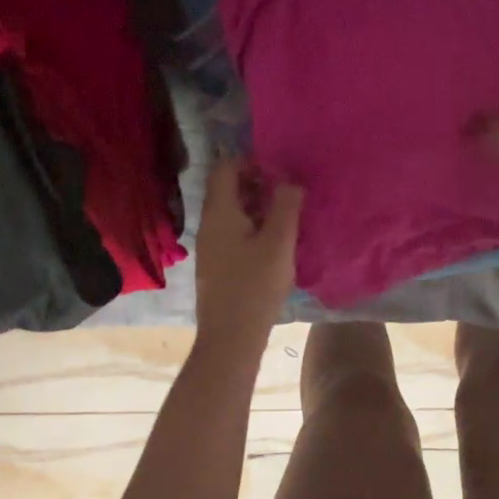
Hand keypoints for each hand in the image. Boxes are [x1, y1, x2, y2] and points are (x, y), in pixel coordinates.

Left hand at [194, 157, 303, 350]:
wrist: (230, 337)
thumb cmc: (255, 285)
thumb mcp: (279, 242)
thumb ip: (286, 206)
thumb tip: (289, 181)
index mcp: (220, 212)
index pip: (226, 168)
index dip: (251, 162)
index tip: (279, 171)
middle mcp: (209, 224)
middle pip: (228, 190)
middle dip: (257, 185)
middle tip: (288, 194)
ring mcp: (210, 247)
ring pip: (232, 215)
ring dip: (257, 210)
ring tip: (287, 220)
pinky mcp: (217, 267)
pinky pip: (233, 235)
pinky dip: (252, 231)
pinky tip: (274, 247)